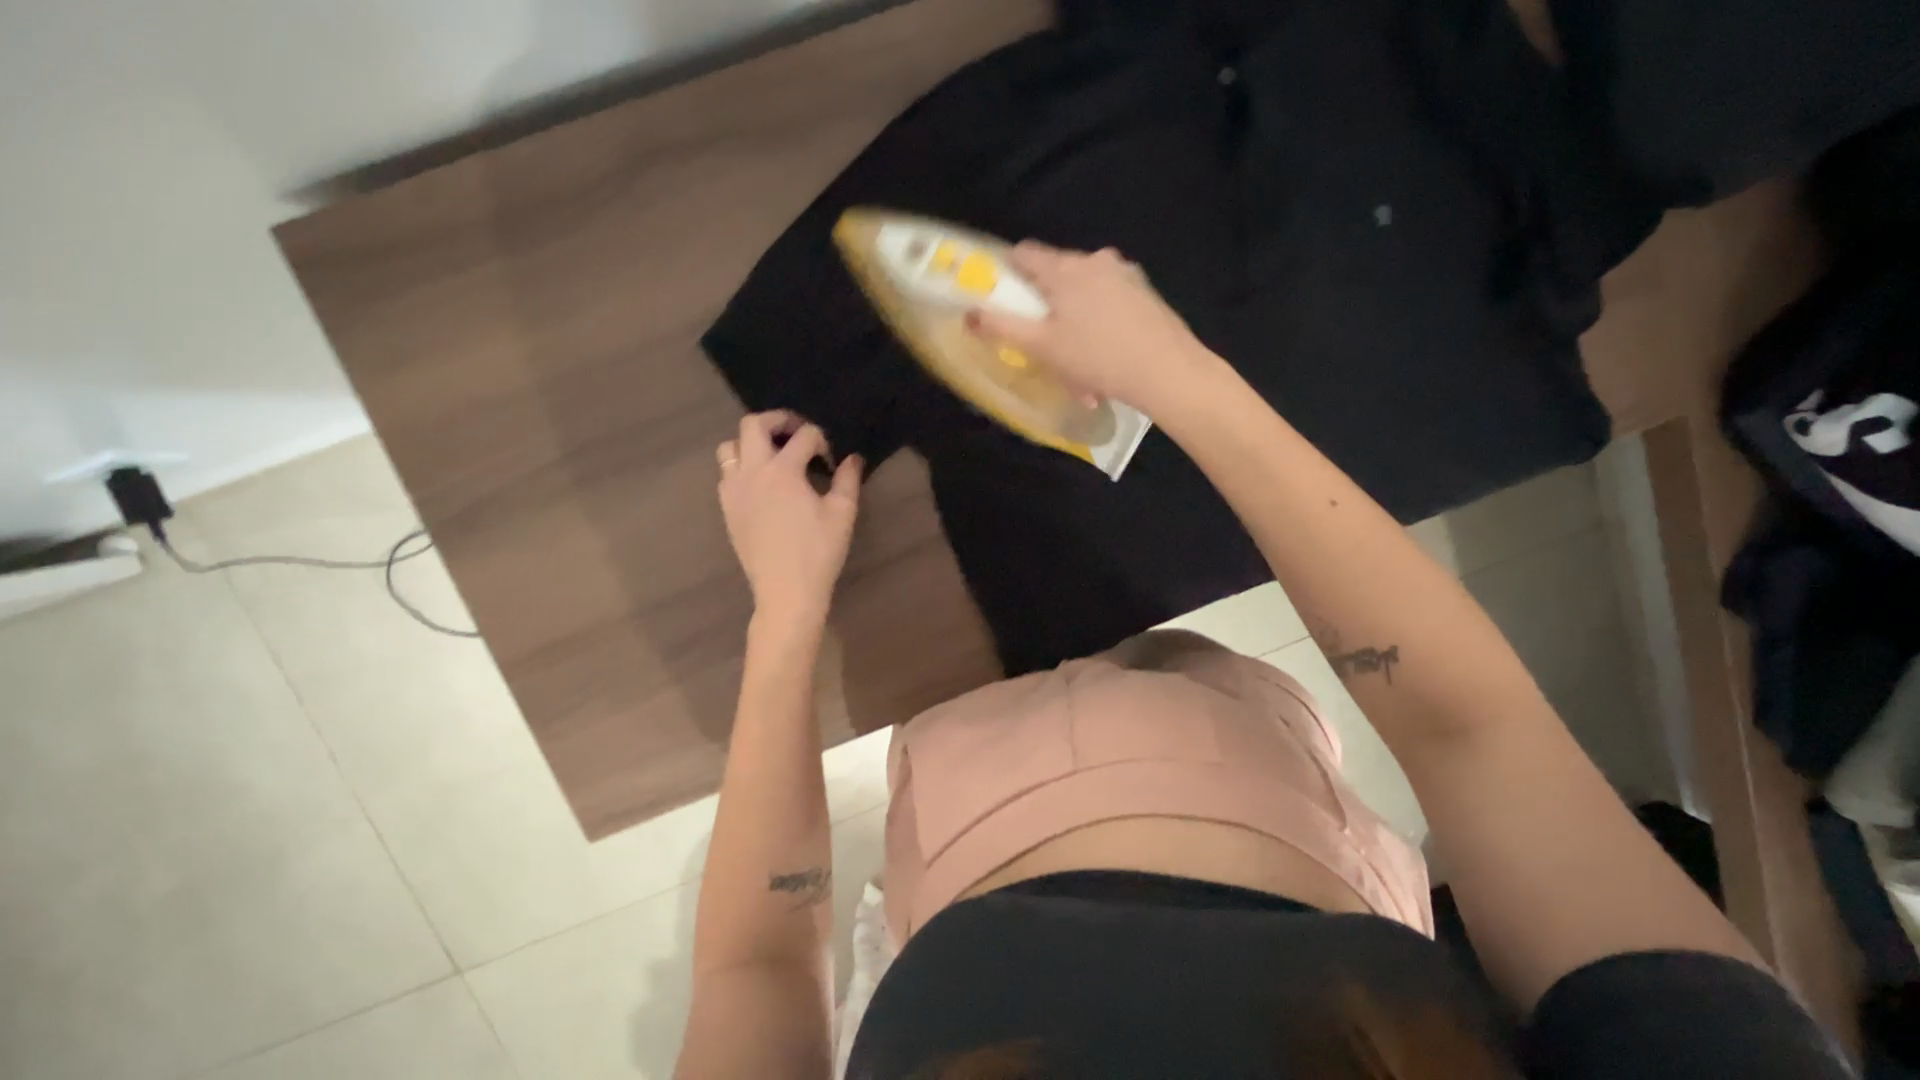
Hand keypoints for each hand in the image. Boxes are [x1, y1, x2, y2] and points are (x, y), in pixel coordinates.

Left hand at [717, 411, 862, 629]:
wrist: (786, 592)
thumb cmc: (818, 553)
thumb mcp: (842, 514)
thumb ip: (848, 480)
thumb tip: (853, 459)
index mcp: (783, 470)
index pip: (803, 436)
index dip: (822, 440)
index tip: (831, 460)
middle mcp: (752, 472)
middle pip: (753, 425)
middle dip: (777, 421)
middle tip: (797, 433)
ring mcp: (734, 490)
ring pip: (730, 447)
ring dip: (751, 443)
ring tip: (773, 456)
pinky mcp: (727, 509)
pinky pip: (726, 474)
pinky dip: (741, 468)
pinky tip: (762, 484)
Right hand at [966, 242, 1219, 413]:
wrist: (1169, 372)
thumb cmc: (1097, 357)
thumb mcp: (1041, 346)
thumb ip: (1000, 326)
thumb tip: (968, 311)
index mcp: (1065, 267)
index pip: (1023, 253)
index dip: (1005, 273)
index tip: (1002, 300)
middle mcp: (1095, 260)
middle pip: (1055, 276)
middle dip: (1044, 310)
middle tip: (1042, 348)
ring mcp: (1125, 275)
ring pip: (1083, 295)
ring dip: (1073, 326)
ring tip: (1076, 370)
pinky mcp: (1145, 294)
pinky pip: (1109, 306)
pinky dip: (1099, 330)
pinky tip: (1103, 367)